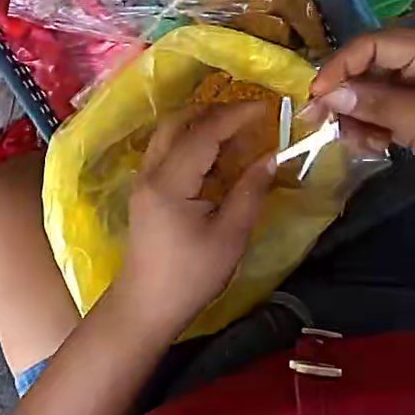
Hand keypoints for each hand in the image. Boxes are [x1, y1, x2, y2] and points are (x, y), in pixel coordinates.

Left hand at [112, 102, 276, 331]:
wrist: (146, 306)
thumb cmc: (190, 276)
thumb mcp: (230, 236)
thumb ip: (250, 192)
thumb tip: (271, 158)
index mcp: (170, 182)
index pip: (204, 133)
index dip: (236, 116)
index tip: (266, 107)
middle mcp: (151, 172)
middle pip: (178, 122)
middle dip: (215, 111)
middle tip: (249, 115)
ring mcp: (144, 180)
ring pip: (169, 134)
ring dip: (201, 124)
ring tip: (237, 132)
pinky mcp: (146, 191)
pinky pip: (168, 151)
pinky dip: (192, 142)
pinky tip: (217, 157)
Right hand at [309, 28, 414, 195]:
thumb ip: (381, 105)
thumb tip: (330, 93)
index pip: (374, 45)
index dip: (340, 66)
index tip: (316, 97)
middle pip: (371, 68)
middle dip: (345, 94)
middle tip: (319, 124)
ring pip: (377, 94)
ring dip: (359, 115)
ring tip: (355, 143)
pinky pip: (391, 114)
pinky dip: (376, 128)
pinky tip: (374, 147)